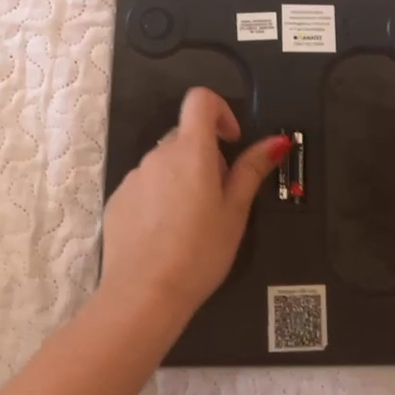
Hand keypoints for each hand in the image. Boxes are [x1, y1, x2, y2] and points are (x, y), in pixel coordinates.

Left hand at [98, 88, 286, 322]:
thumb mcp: (235, 212)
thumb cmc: (199, 252)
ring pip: (165, 163)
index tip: (231, 141)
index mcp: (191, 150)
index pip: (200, 99)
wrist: (143, 295)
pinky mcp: (117, 199)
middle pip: (185, 137)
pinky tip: (165, 235)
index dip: (220, 110)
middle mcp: (159, 154)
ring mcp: (134, 176)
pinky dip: (158, 198)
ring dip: (181, 178)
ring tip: (191, 223)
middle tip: (218, 198)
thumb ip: (252, 170)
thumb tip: (276, 141)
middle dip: (205, 156)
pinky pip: (144, 186)